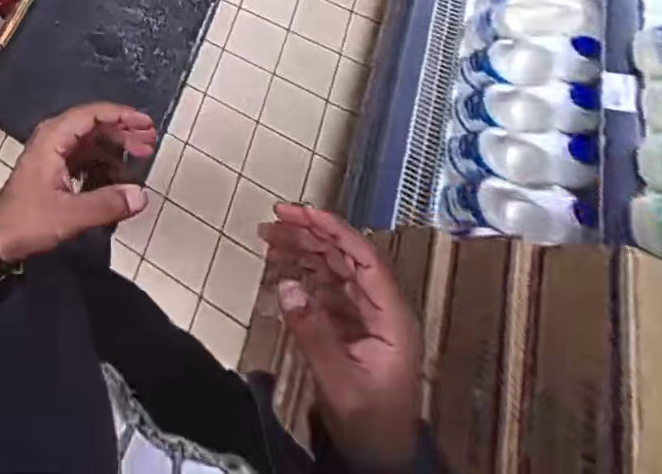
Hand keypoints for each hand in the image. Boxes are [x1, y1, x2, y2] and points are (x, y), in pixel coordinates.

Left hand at [0, 103, 155, 278]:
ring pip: (91, 138)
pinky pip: (85, 154)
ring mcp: (53, 152)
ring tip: (141, 154)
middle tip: (149, 140)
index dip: (121, 115)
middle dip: (123, 129)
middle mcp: (53, 137)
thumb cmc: (25, 221)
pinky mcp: (54, 167)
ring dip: (116, 144)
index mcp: (54, 137)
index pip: (93, 114)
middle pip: (94, 123)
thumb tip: (140, 196)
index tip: (145, 123)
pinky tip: (120, 172)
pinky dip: (104, 159)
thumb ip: (107, 204)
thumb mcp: (69, 215)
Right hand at [259, 204, 420, 466]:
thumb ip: (313, 333)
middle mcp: (380, 307)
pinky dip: (302, 272)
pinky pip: (325, 286)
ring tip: (269, 236)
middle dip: (311, 233)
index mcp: (391, 316)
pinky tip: (280, 265)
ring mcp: (365, 315)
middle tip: (276, 217)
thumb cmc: (370, 426)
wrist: (382, 462)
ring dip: (303, 249)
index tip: (304, 212)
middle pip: (346, 256)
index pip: (364, 257)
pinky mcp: (350, 324)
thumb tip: (286, 285)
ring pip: (334, 267)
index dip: (335, 230)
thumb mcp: (340, 382)